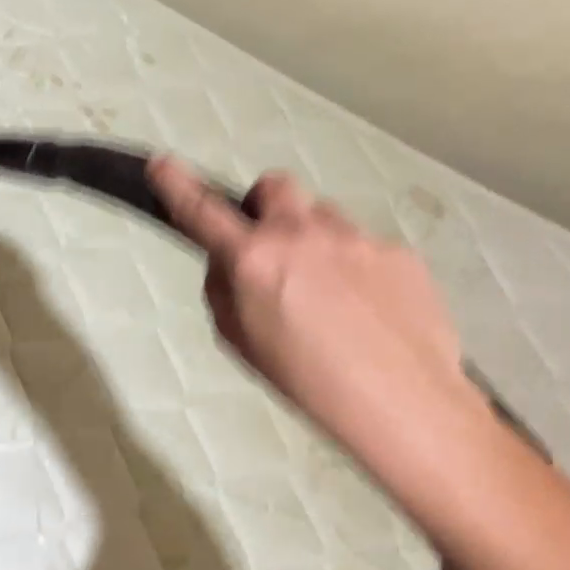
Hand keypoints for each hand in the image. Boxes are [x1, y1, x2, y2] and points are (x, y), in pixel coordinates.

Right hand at [147, 157, 488, 457]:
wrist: (407, 405)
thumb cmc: (304, 380)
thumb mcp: (238, 338)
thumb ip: (224, 288)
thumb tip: (231, 262)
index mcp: (253, 259)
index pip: (201, 209)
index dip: (176, 183)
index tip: (162, 163)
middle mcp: (302, 235)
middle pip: (275, 185)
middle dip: (264, 205)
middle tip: (270, 242)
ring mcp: (357, 240)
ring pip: (323, 218)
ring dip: (314, 239)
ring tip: (330, 290)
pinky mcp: (401, 254)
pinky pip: (365, 247)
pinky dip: (356, 268)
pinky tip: (368, 309)